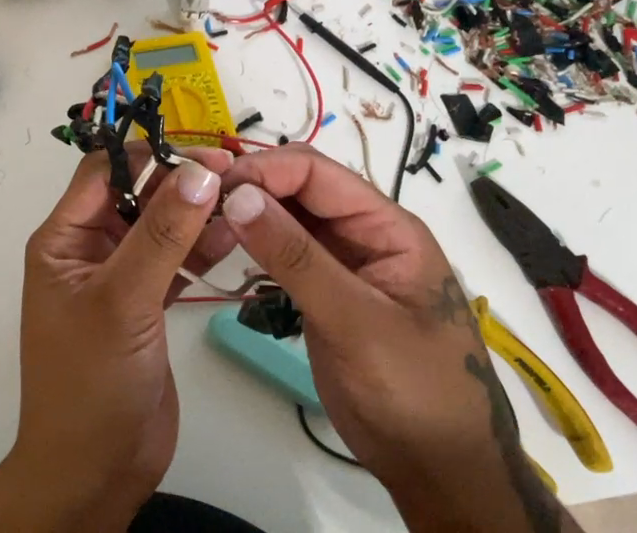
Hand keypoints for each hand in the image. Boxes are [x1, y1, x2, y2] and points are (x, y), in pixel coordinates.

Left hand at [0, 142, 235, 532]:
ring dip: (196, 218)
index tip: (207, 154)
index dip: (151, 157)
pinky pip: (174, 263)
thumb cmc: (91, 378)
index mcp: (62, 239)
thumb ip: (161, 235)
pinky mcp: (146, 306)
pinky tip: (232, 241)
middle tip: (238, 179)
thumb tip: (198, 172)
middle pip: (136, 198)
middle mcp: (87, 250)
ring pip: (159, 230)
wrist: (94, 467)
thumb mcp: (123, 299)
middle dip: (180, 186)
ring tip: (243, 209)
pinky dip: (200, 251)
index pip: (104, 174)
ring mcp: (118, 279)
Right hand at [219, 145, 576, 532]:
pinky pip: (282, 246)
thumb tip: (238, 196)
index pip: (316, 172)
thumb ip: (296, 258)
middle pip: (298, 186)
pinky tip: (221, 242)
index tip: (212, 188)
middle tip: (197, 202)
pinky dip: (252, 238)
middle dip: (250, 184)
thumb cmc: (413, 390)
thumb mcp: (356, 322)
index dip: (263, 170)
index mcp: (387, 227)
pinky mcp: (321, 287)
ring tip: (201, 218)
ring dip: (246, 209)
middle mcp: (363, 233)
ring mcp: (341, 260)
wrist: (438, 466)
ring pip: (286, 214)